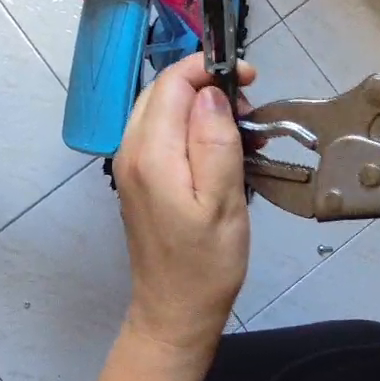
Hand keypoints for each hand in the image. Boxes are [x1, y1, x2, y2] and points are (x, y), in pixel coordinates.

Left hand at [112, 53, 254, 353]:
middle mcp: (130, 151)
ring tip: (240, 132)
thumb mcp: (223, 201)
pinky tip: (218, 150)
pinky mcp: (137, 179)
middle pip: (162, 91)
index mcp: (151, 153)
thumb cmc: (206, 263)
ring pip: (160, 111)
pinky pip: (160, 134)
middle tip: (248, 112)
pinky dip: (189, 128)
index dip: (209, 69)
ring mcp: (129, 166)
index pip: (172, 82)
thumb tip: (210, 93)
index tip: (249, 78)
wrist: (174, 311)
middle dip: (206, 86)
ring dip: (199, 108)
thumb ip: (215, 141)